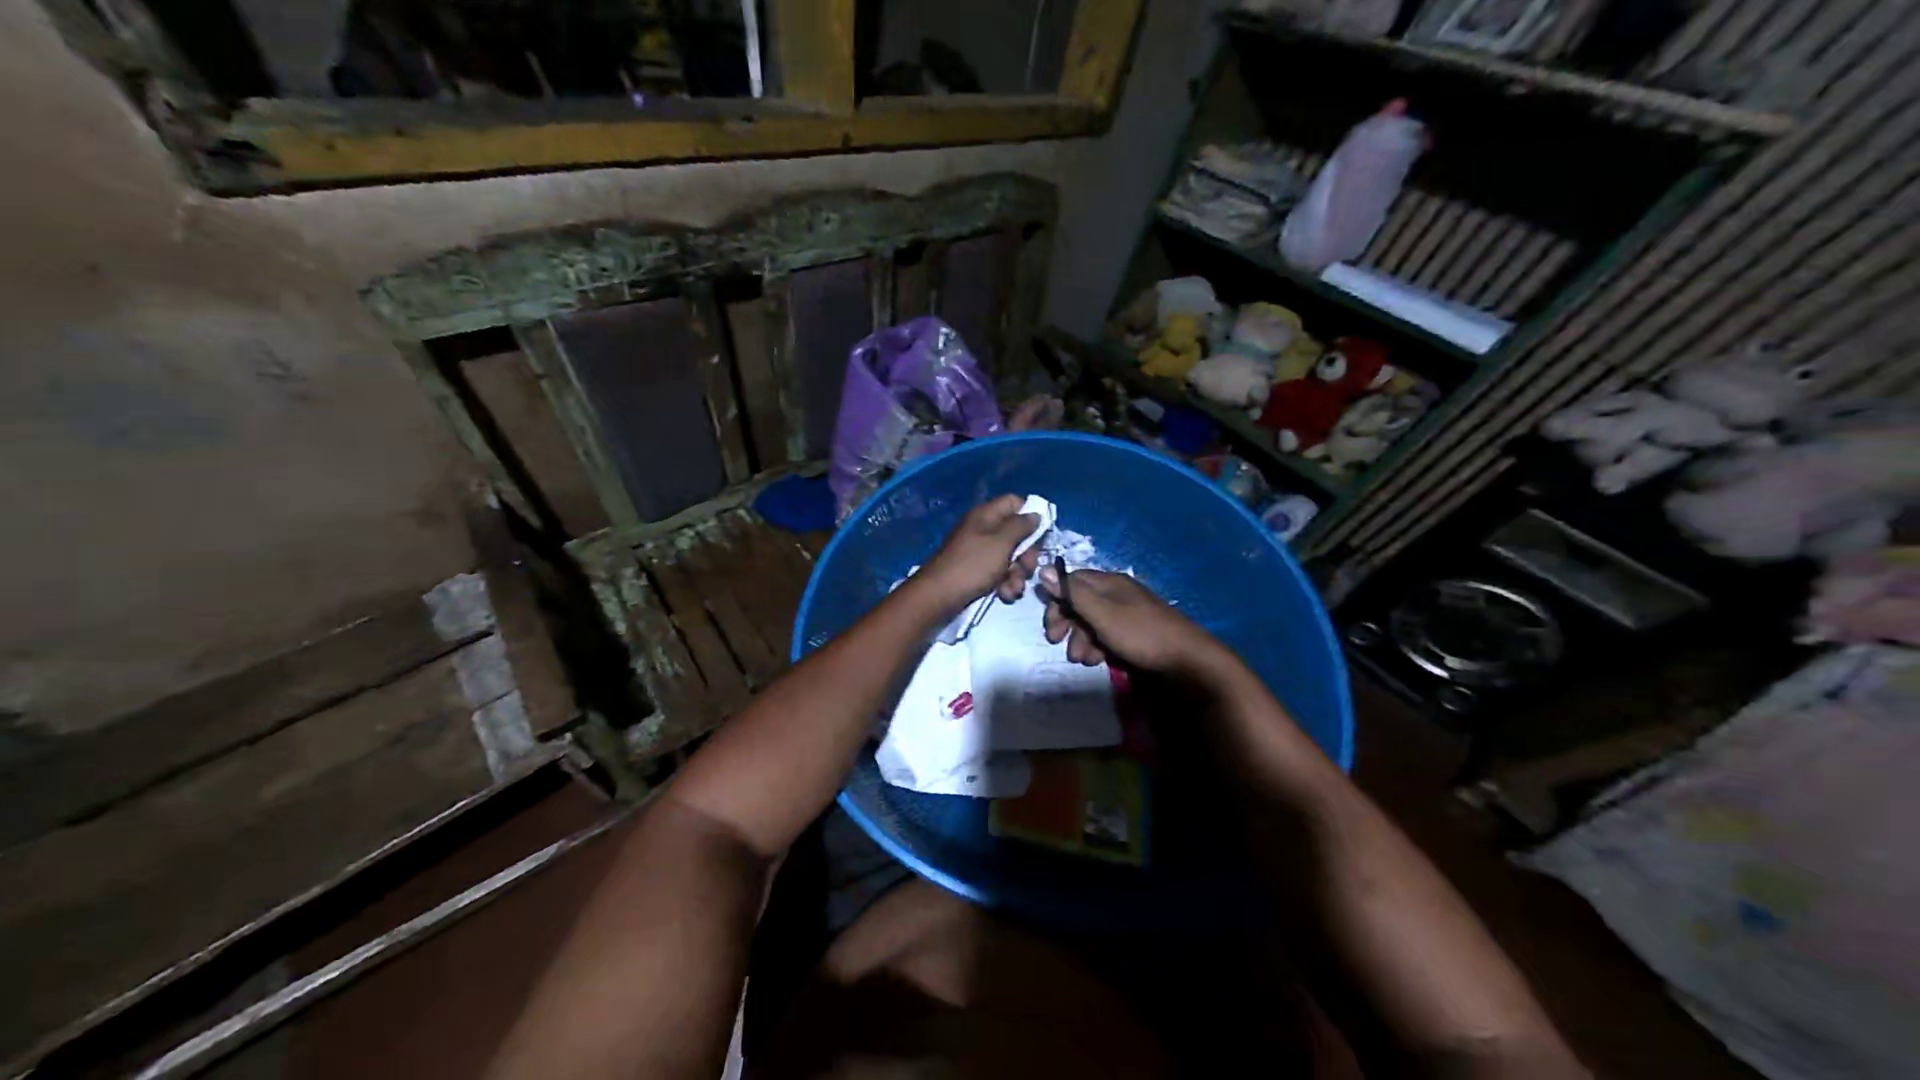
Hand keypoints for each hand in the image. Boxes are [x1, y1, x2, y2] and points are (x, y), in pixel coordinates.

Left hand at [915, 494, 1043, 611]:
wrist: (938, 596)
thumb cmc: (972, 565)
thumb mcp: (1001, 543)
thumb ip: (1021, 526)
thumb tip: (1036, 513)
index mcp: (986, 515)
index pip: (1014, 502)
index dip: (1030, 515)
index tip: (1040, 535)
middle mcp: (982, 529)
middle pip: (1016, 533)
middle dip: (1026, 553)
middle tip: (1027, 567)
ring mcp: (978, 551)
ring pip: (1010, 557)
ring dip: (1017, 574)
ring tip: (1013, 588)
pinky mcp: (976, 571)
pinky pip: (999, 572)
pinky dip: (1005, 583)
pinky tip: (1004, 594)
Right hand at [1039, 567, 1224, 674]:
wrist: (1188, 662)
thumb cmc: (1141, 634)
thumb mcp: (1102, 613)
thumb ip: (1073, 593)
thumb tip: (1044, 568)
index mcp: (1109, 583)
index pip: (1071, 581)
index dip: (1056, 600)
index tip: (1050, 624)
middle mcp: (1116, 594)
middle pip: (1079, 602)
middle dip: (1066, 622)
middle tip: (1056, 641)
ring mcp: (1126, 615)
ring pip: (1090, 622)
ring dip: (1080, 640)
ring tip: (1084, 659)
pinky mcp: (1133, 635)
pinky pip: (1105, 636)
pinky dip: (1096, 647)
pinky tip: (1099, 661)